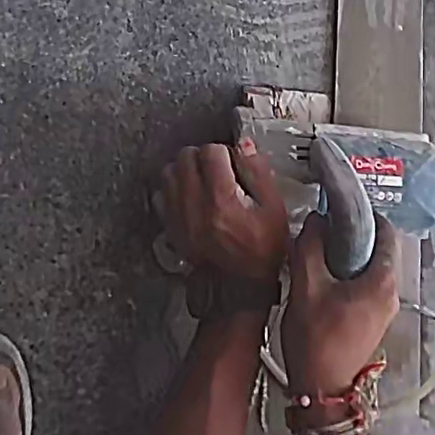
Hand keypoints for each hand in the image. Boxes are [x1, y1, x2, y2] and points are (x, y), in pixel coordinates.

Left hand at [160, 140, 288, 281]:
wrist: (236, 289)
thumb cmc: (260, 252)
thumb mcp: (274, 211)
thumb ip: (259, 174)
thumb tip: (244, 146)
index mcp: (222, 199)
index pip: (212, 152)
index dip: (225, 151)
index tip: (233, 162)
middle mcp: (194, 204)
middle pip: (185, 157)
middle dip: (202, 156)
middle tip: (217, 168)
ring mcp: (177, 215)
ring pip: (168, 172)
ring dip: (184, 169)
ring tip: (202, 179)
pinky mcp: (170, 226)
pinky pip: (160, 194)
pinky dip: (172, 189)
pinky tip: (188, 195)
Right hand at [282, 212, 399, 395]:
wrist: (321, 389)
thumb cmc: (316, 339)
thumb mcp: (306, 286)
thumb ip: (310, 247)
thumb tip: (315, 220)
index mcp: (382, 283)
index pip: (386, 233)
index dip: (365, 214)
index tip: (340, 206)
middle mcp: (390, 295)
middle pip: (378, 250)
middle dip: (352, 234)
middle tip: (324, 225)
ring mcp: (383, 310)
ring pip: (369, 268)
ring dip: (347, 255)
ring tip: (318, 248)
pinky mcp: (371, 320)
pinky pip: (364, 285)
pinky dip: (347, 273)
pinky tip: (322, 275)